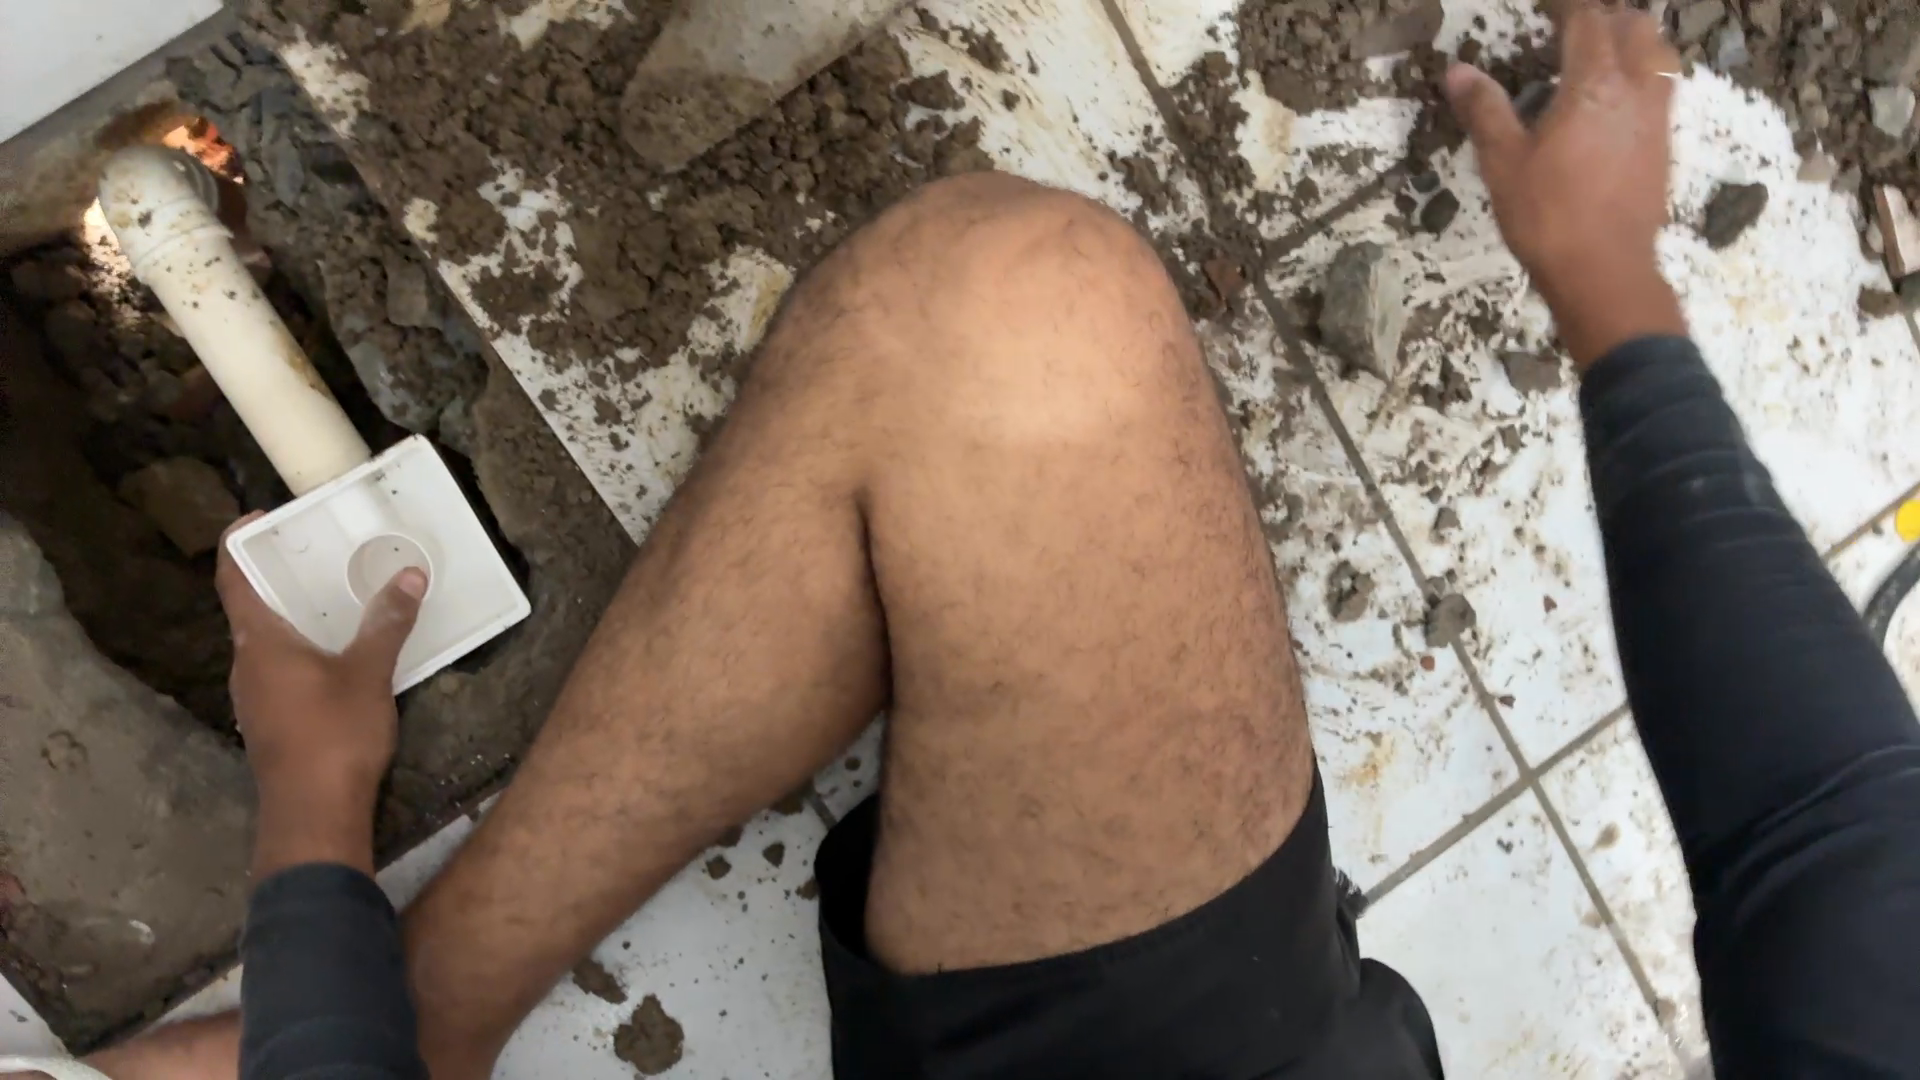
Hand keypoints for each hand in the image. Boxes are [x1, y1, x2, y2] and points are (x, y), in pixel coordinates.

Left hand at [216, 514, 427, 877]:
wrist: (314, 808)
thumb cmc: (334, 733)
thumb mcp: (369, 673)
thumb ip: (387, 624)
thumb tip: (409, 575)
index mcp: (261, 644)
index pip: (236, 582)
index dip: (240, 545)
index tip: (261, 517)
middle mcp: (250, 663)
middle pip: (255, 607)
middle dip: (284, 575)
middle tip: (325, 549)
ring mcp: (260, 691)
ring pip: (273, 636)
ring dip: (301, 610)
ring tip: (344, 591)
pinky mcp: (278, 713)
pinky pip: (288, 661)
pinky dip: (311, 640)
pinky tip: (347, 644)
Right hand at [1446, 1, 1688, 367]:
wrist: (1602, 264)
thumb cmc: (1544, 214)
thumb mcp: (1502, 163)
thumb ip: (1485, 111)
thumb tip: (1456, 71)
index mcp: (1594, 84)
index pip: (1587, 22)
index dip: (1568, 6)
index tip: (1550, 5)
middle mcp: (1637, 85)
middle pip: (1633, 27)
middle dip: (1605, 16)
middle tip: (1574, 22)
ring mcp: (1658, 112)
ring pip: (1657, 51)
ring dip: (1631, 38)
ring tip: (1604, 47)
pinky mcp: (1664, 139)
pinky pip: (1662, 83)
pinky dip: (1642, 71)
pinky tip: (1620, 94)